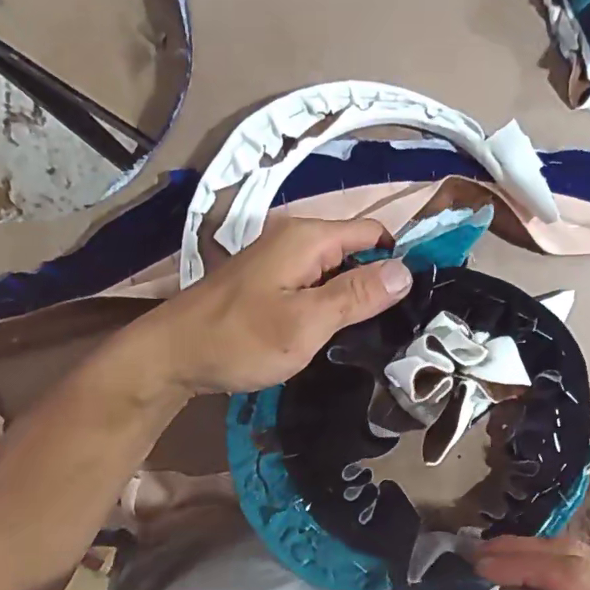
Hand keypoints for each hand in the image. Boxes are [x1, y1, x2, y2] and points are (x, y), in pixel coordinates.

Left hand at [134, 217, 413, 394]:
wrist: (171, 356)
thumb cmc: (239, 339)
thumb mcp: (306, 323)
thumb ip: (356, 295)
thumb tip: (406, 270)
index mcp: (308, 238)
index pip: (374, 233)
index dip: (399, 262)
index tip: (418, 303)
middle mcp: (294, 238)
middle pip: (355, 251)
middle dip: (377, 283)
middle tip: (397, 328)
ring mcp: (278, 260)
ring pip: (334, 271)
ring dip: (352, 298)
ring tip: (372, 336)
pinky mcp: (268, 283)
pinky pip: (312, 285)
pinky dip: (327, 305)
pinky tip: (334, 334)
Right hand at [475, 537, 589, 589]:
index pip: (574, 576)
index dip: (522, 563)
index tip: (479, 564)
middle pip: (578, 557)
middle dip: (523, 552)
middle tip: (478, 556)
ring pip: (584, 557)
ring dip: (538, 560)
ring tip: (496, 568)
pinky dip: (557, 571)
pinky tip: (533, 584)